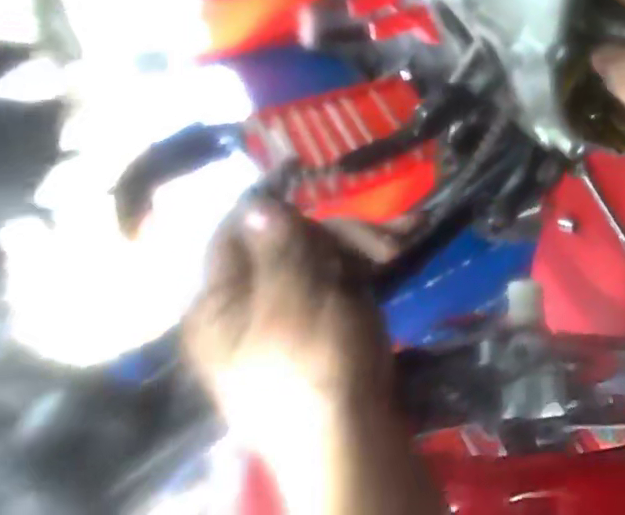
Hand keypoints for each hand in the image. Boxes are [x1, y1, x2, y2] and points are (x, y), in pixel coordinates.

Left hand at [185, 200, 432, 514]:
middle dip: (339, 233)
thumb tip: (253, 204)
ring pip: (324, 250)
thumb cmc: (312, 368)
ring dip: (365, 241)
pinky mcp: (327, 310)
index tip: (320, 195)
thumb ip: (275, 252)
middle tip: (383, 243)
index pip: (236, 234)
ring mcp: (292, 304)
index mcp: (221, 303)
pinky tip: (402, 244)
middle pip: (290, 238)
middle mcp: (251, 298)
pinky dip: (372, 255)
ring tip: (403, 243)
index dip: (277, 212)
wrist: (350, 430)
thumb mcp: (291, 305)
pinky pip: (345, 269)